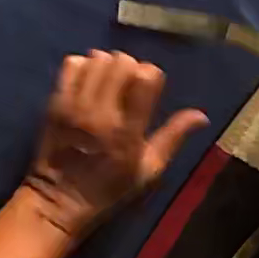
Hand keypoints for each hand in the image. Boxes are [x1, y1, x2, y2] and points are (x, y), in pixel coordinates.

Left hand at [22, 51, 209, 241]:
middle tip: (129, 84)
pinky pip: (73, 64)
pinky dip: (84, 66)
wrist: (59, 199)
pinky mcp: (56, 102)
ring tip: (109, 82)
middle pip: (122, 62)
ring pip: (98, 59)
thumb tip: (202, 115)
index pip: (146, 78)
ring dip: (108, 65)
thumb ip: (173, 137)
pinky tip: (89, 81)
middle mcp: (102, 113)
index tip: (150, 88)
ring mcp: (76, 105)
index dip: (151, 76)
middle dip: (130, 67)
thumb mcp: (149, 169)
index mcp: (129, 131)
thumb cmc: (110, 187)